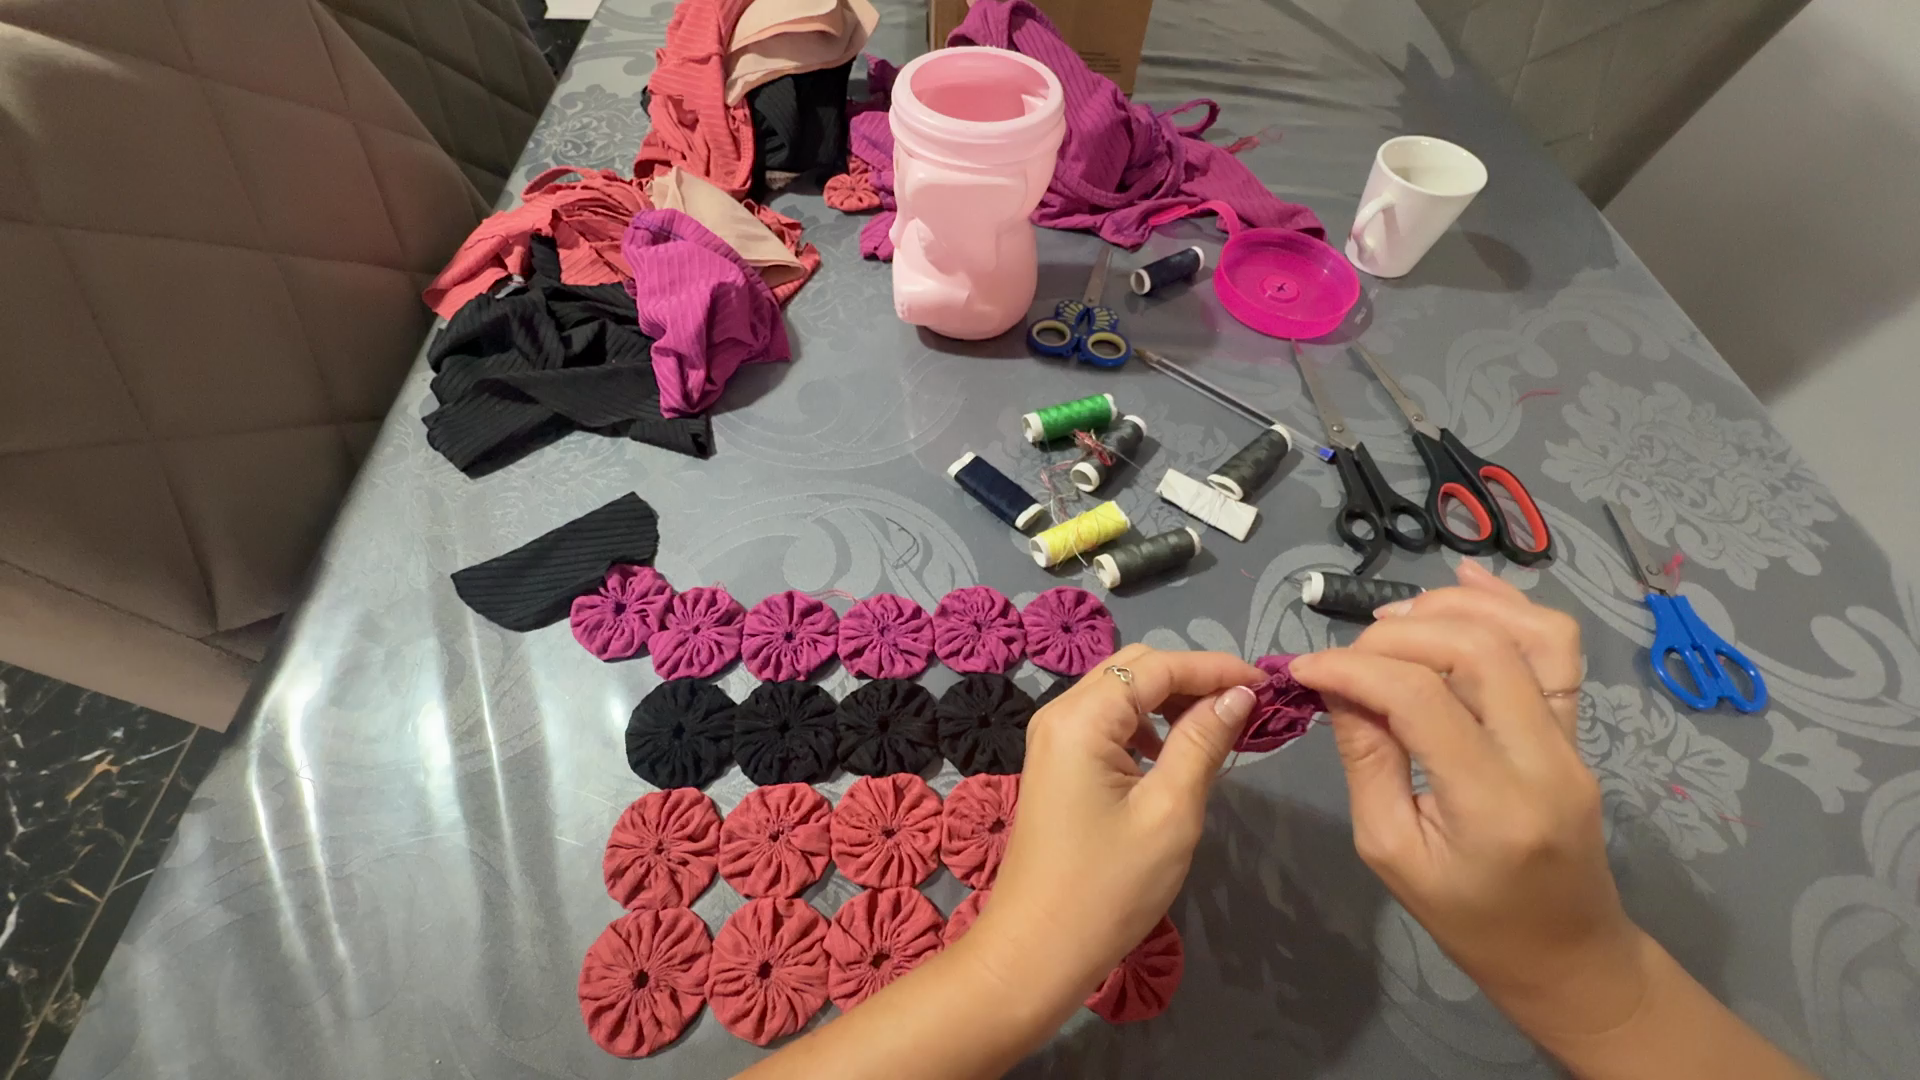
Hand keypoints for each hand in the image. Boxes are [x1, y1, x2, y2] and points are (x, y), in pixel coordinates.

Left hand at [965, 644, 1265, 1002]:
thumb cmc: (1108, 886)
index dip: (1214, 667)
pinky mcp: (1056, 759)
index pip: (1156, 666)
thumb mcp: (1170, 812)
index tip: (1266, 683)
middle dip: (1190, 677)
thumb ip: (1203, 742)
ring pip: (1118, 691)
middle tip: (1243, 706)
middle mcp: (1059, 711)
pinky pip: (1105, 720)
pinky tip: (1170, 753)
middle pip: (1132, 669)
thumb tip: (1237, 695)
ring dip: (1167, 698)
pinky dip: (1143, 723)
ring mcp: (1052, 736)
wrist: (1037, 947)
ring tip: (1216, 726)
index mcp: (1081, 716)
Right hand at [1290, 561, 1650, 1039]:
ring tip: (1392, 617)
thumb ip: (1365, 757)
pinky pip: (1556, 648)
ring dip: (1453, 608)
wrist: (1567, 954)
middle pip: (1477, 650)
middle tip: (1346, 652)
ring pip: (1528, 634)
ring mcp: (1573, 739)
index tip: (1305, 670)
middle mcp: (1546, 759)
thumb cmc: (1467, 916)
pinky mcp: (1576, 728)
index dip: (1352, 669)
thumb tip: (1339, 687)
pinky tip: (1460, 582)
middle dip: (1396, 634)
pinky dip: (1508, 604)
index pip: (1420, 698)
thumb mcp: (1388, 847)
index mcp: (1493, 803)